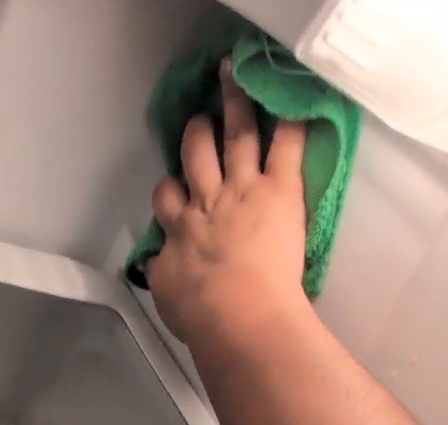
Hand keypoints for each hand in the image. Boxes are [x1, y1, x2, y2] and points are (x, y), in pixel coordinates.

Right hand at [147, 61, 312, 353]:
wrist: (235, 313)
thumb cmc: (200, 315)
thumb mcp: (166, 294)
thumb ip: (161, 273)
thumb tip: (154, 264)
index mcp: (179, 231)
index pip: (167, 198)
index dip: (170, 189)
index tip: (173, 188)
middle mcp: (206, 202)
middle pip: (196, 157)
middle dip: (196, 135)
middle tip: (198, 121)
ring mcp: (242, 190)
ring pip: (235, 139)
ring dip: (234, 108)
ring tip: (234, 86)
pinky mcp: (278, 190)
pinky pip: (285, 147)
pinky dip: (290, 122)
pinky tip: (293, 102)